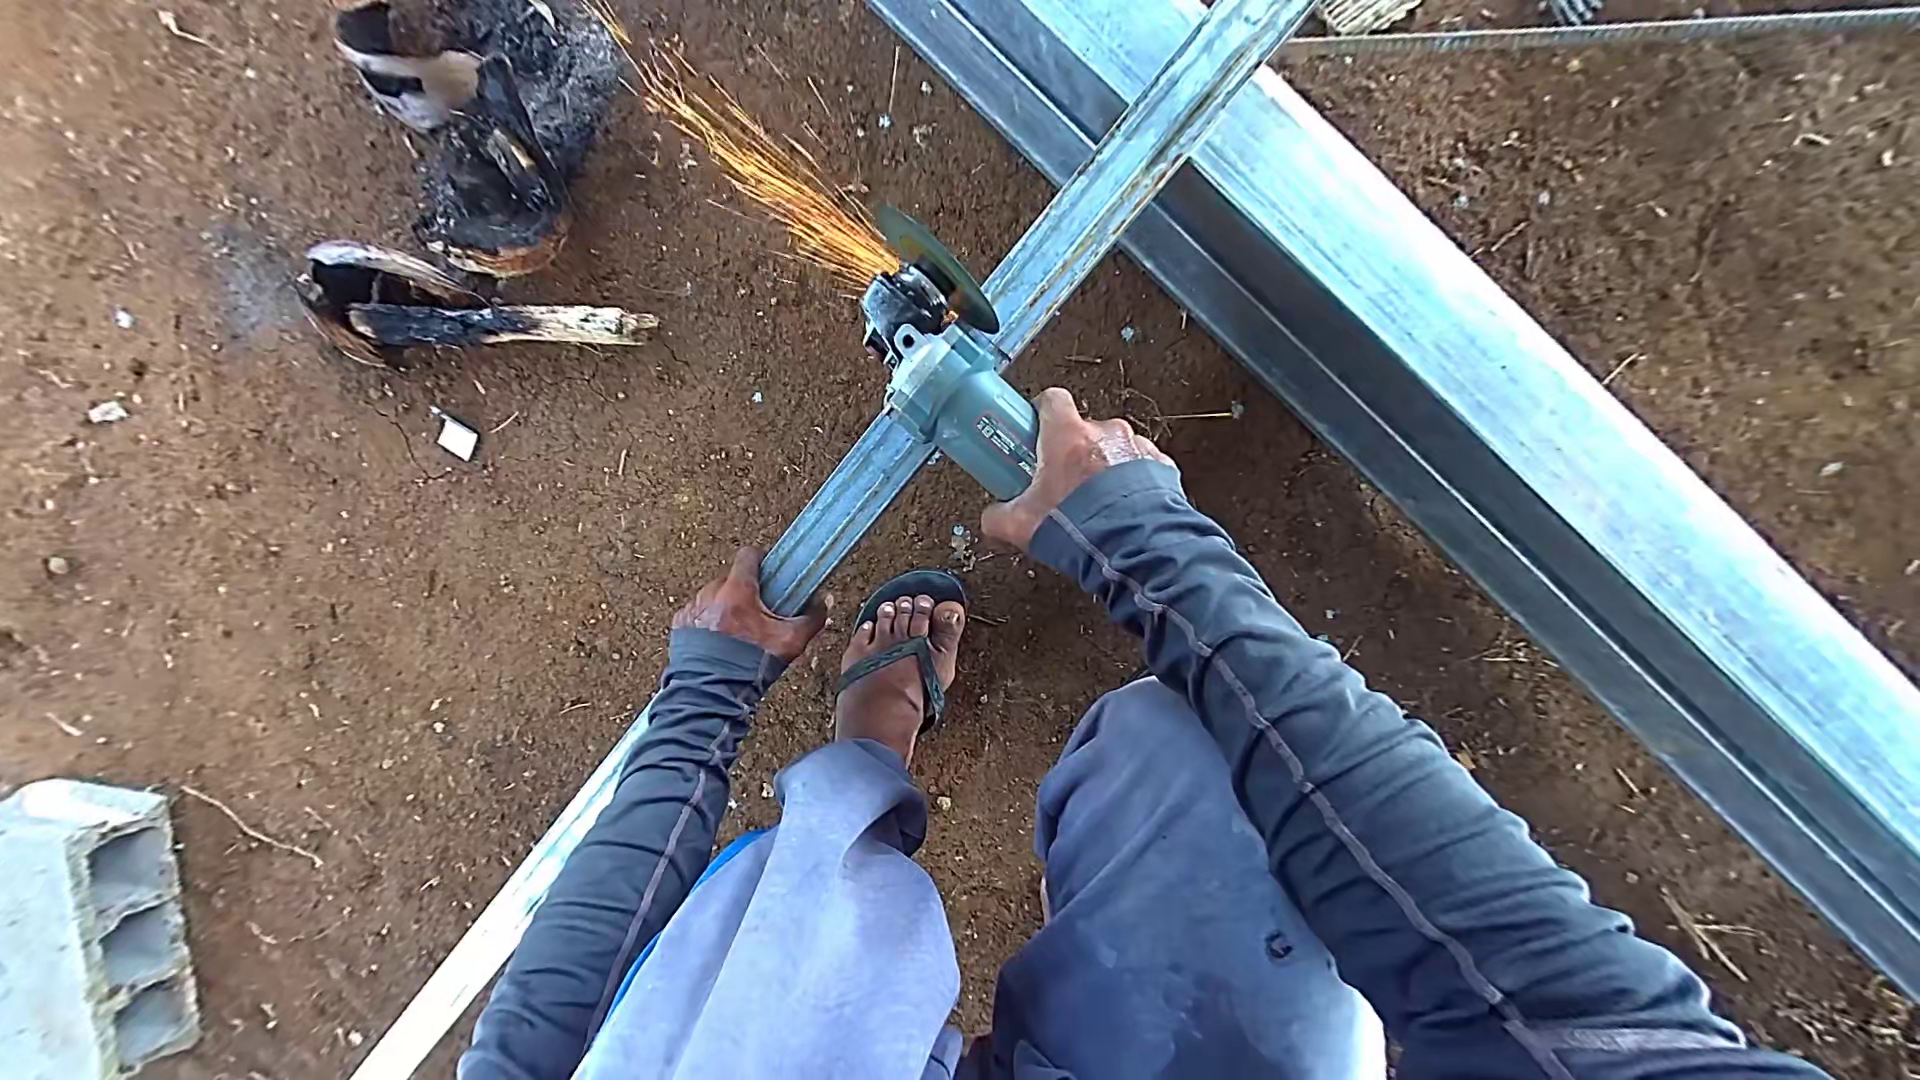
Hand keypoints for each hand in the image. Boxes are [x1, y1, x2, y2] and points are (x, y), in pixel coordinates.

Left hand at [671, 547, 830, 660]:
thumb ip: (811, 619)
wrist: (711, 694)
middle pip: (732, 579)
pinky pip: (697, 612)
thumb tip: (826, 602)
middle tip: (757, 611)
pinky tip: (717, 640)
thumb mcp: (789, 642)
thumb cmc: (749, 666)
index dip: (760, 559)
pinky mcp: (680, 624)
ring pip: (713, 595)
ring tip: (736, 629)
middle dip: (745, 590)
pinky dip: (707, 620)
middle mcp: (711, 594)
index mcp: (738, 591)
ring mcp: (693, 608)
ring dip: (725, 605)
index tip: (768, 568)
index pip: (748, 556)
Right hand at [981, 387, 1173, 551]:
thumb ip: (999, 516)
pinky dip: (1131, 484)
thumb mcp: (1022, 525)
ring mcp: (1136, 447)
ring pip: (1113, 449)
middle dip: (1072, 453)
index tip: (1034, 433)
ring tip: (1095, 503)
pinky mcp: (1161, 468)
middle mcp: (1105, 432)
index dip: (1041, 414)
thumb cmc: (1082, 527)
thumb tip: (992, 519)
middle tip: (1062, 483)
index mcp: (1068, 435)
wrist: (1136, 548)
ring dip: (1103, 469)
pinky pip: (1141, 467)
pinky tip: (1120, 510)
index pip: (1051, 400)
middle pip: (1082, 430)